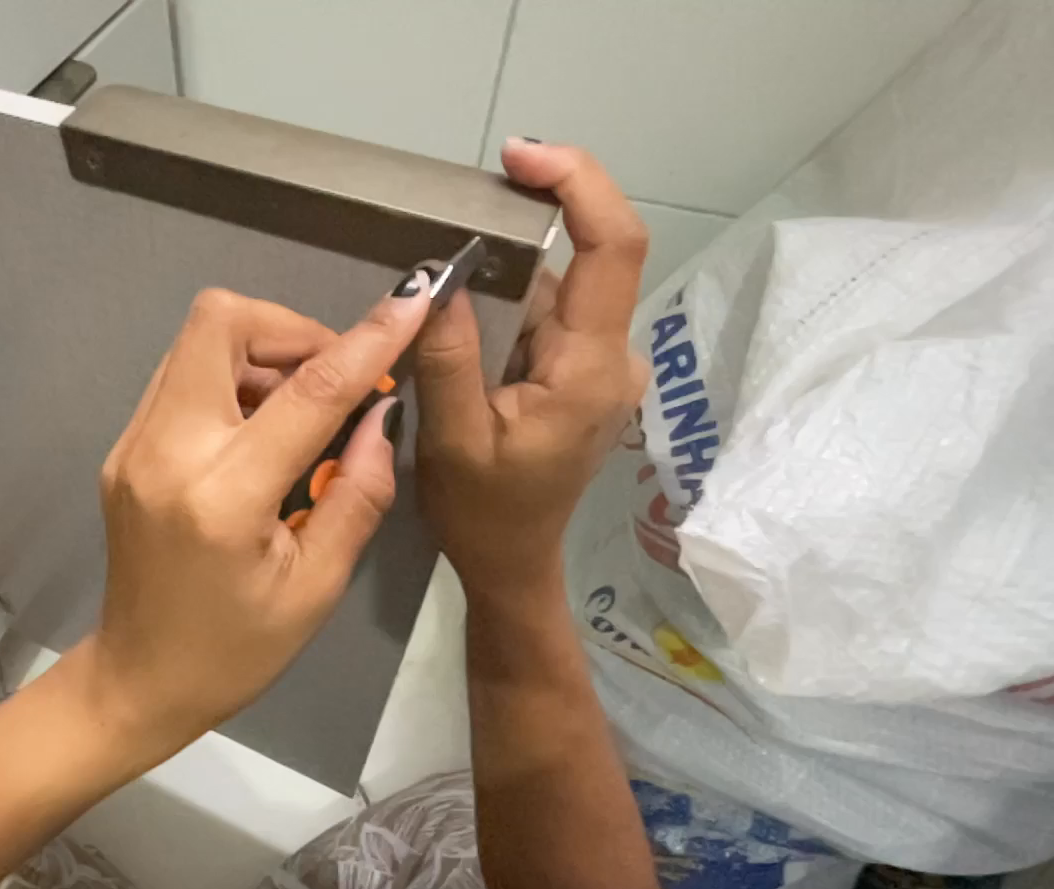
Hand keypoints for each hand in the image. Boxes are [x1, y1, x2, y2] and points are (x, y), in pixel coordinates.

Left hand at [79, 280, 432, 762]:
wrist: (139, 678)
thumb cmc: (235, 650)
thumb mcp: (316, 586)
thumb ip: (358, 492)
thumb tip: (380, 414)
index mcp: (222, 496)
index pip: (306, 392)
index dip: (366, 340)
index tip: (413, 301)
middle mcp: (165, 451)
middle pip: (220, 321)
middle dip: (291, 327)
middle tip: (333, 379)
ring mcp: (132, 444)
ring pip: (196, 341)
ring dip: (261, 353)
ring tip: (298, 411)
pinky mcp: (123, 448)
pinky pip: (181, 377)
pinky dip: (230, 380)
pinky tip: (257, 431)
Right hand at [415, 141, 648, 602]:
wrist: (512, 565)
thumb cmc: (483, 515)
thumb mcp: (453, 438)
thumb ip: (448, 355)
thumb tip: (439, 276)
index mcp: (587, 370)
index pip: (614, 248)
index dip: (577, 184)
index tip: (518, 158)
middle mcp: (611, 359)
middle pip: (582, 264)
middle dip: (518, 240)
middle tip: (449, 241)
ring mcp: (602, 370)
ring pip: (559, 295)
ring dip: (504, 285)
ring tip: (444, 305)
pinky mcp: (585, 380)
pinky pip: (550, 323)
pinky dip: (510, 313)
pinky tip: (467, 334)